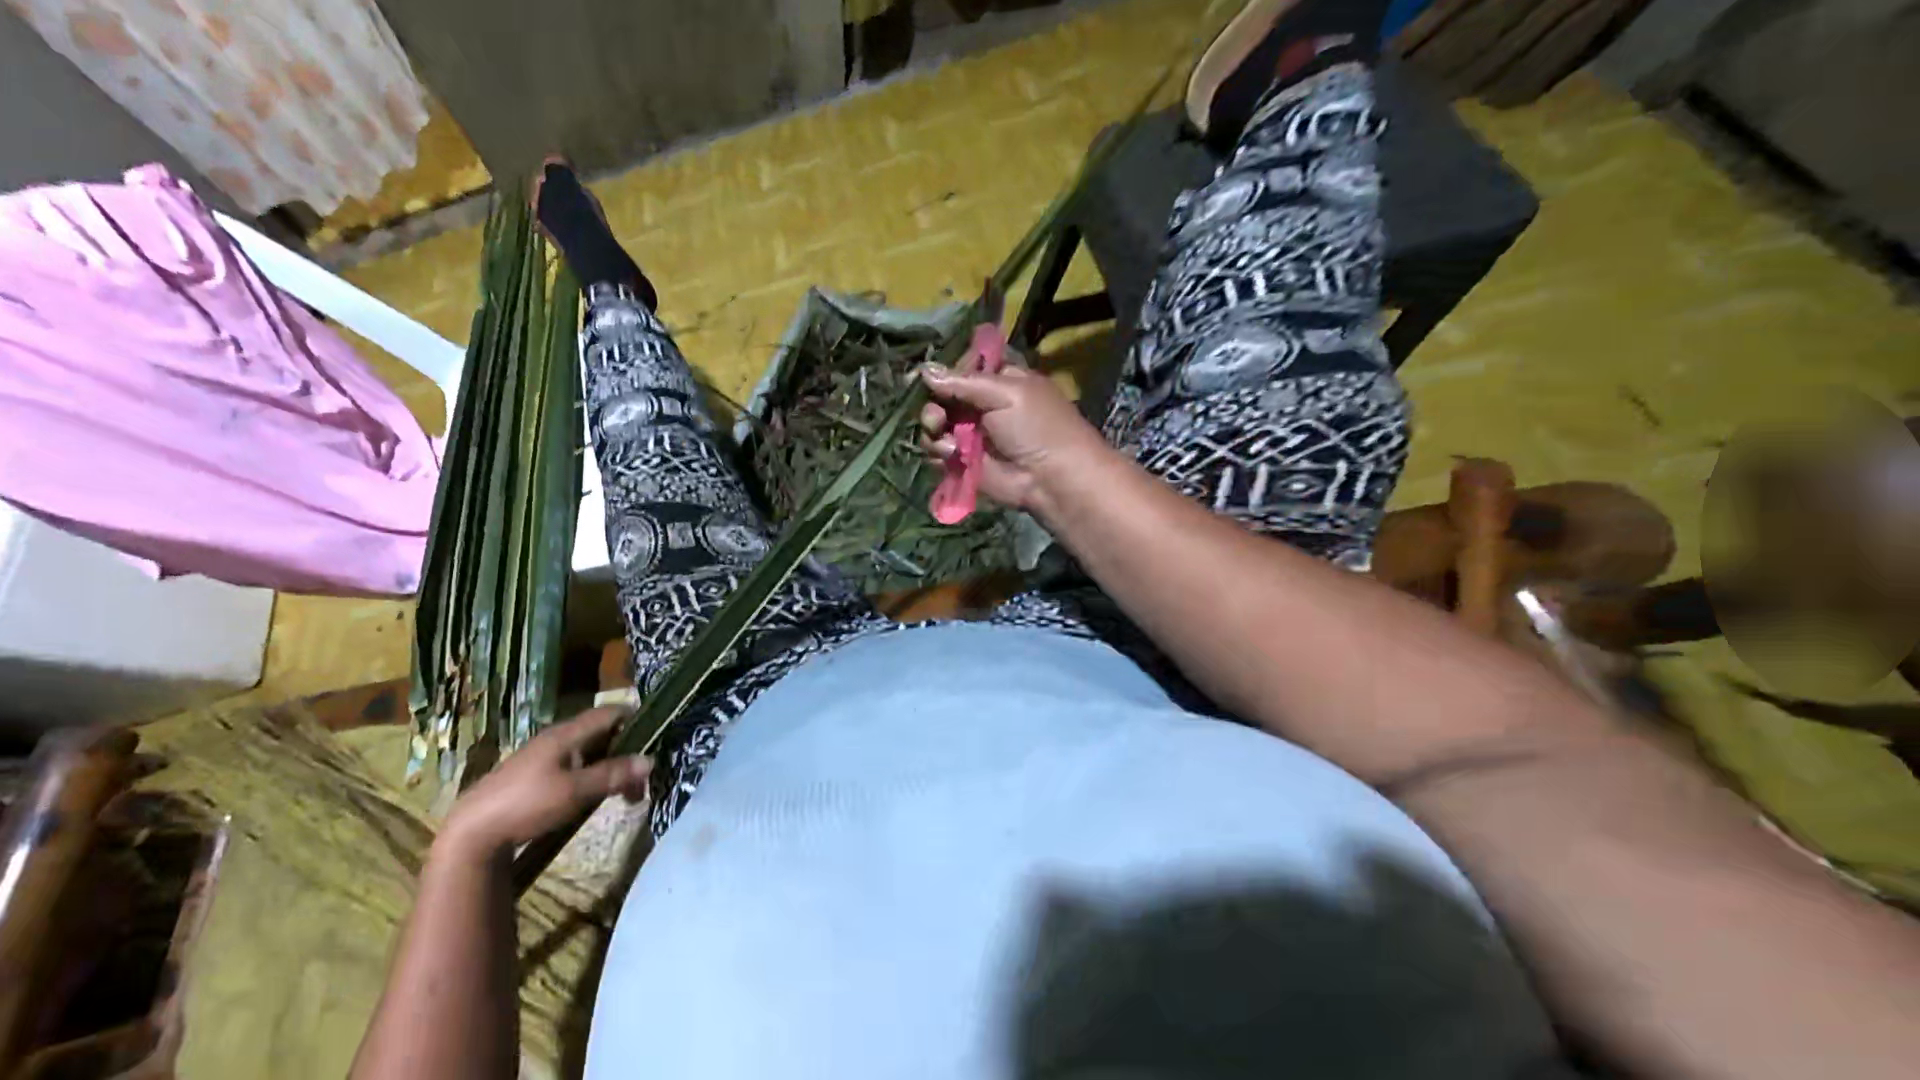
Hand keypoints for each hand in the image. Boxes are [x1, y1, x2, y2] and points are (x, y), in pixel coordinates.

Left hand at [439, 708, 650, 858]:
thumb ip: (614, 774)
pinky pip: (575, 766)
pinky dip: (593, 776)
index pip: (609, 712)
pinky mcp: (536, 776)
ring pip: (590, 753)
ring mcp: (544, 757)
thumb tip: (650, 759)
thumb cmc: (527, 804)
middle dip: (627, 751)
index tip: (657, 733)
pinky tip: (596, 796)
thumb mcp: (576, 790)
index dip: (634, 717)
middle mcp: (557, 738)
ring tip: (625, 794)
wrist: (472, 832)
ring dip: (611, 768)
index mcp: (566, 734)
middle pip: (602, 734)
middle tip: (643, 777)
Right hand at [919, 363, 1114, 517]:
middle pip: (942, 395)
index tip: (924, 374)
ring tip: (941, 432)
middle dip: (933, 402)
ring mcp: (971, 434)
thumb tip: (923, 370)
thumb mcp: (1006, 392)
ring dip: (933, 426)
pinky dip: (938, 451)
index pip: (962, 366)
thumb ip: (963, 382)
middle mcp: (982, 404)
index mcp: (998, 379)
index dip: (943, 370)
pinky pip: (937, 451)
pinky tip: (950, 454)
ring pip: (935, 423)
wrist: (1051, 478)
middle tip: (937, 414)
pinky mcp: (963, 461)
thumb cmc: (1037, 426)